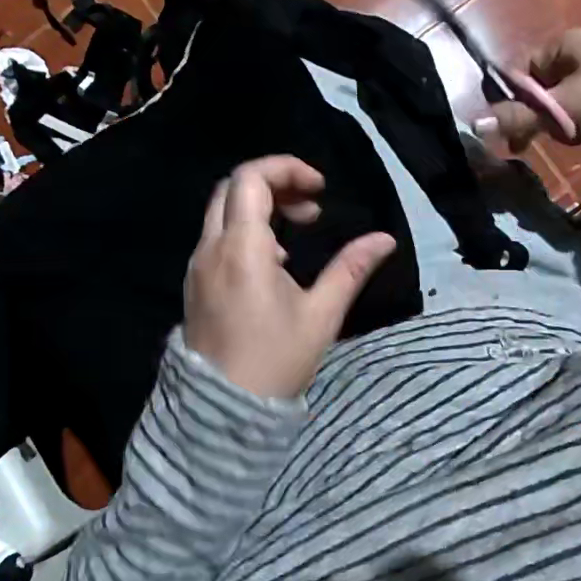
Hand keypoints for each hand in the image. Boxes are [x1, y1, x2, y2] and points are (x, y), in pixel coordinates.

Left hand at [182, 156, 396, 398]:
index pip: (252, 178)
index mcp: (242, 248)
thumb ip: (350, 269)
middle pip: (233, 188)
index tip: (320, 189)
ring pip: (222, 212)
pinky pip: (216, 238)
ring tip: (297, 233)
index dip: (287, 169)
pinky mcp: (195, 285)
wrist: (223, 411)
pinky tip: (273, 262)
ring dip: (260, 207)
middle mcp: (211, 248)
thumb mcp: (322, 314)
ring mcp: (197, 267)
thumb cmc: (277, 360)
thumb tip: (384, 239)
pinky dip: (245, 230)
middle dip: (275, 184)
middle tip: (311, 208)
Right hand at [478, 28, 580, 149]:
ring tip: (579, 135)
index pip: (521, 73)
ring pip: (564, 100)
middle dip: (544, 117)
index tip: (517, 133)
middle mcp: (579, 50)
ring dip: (565, 122)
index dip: (515, 103)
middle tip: (549, 138)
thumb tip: (476, 124)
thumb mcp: (563, 108)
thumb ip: (521, 117)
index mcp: (562, 45)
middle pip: (542, 89)